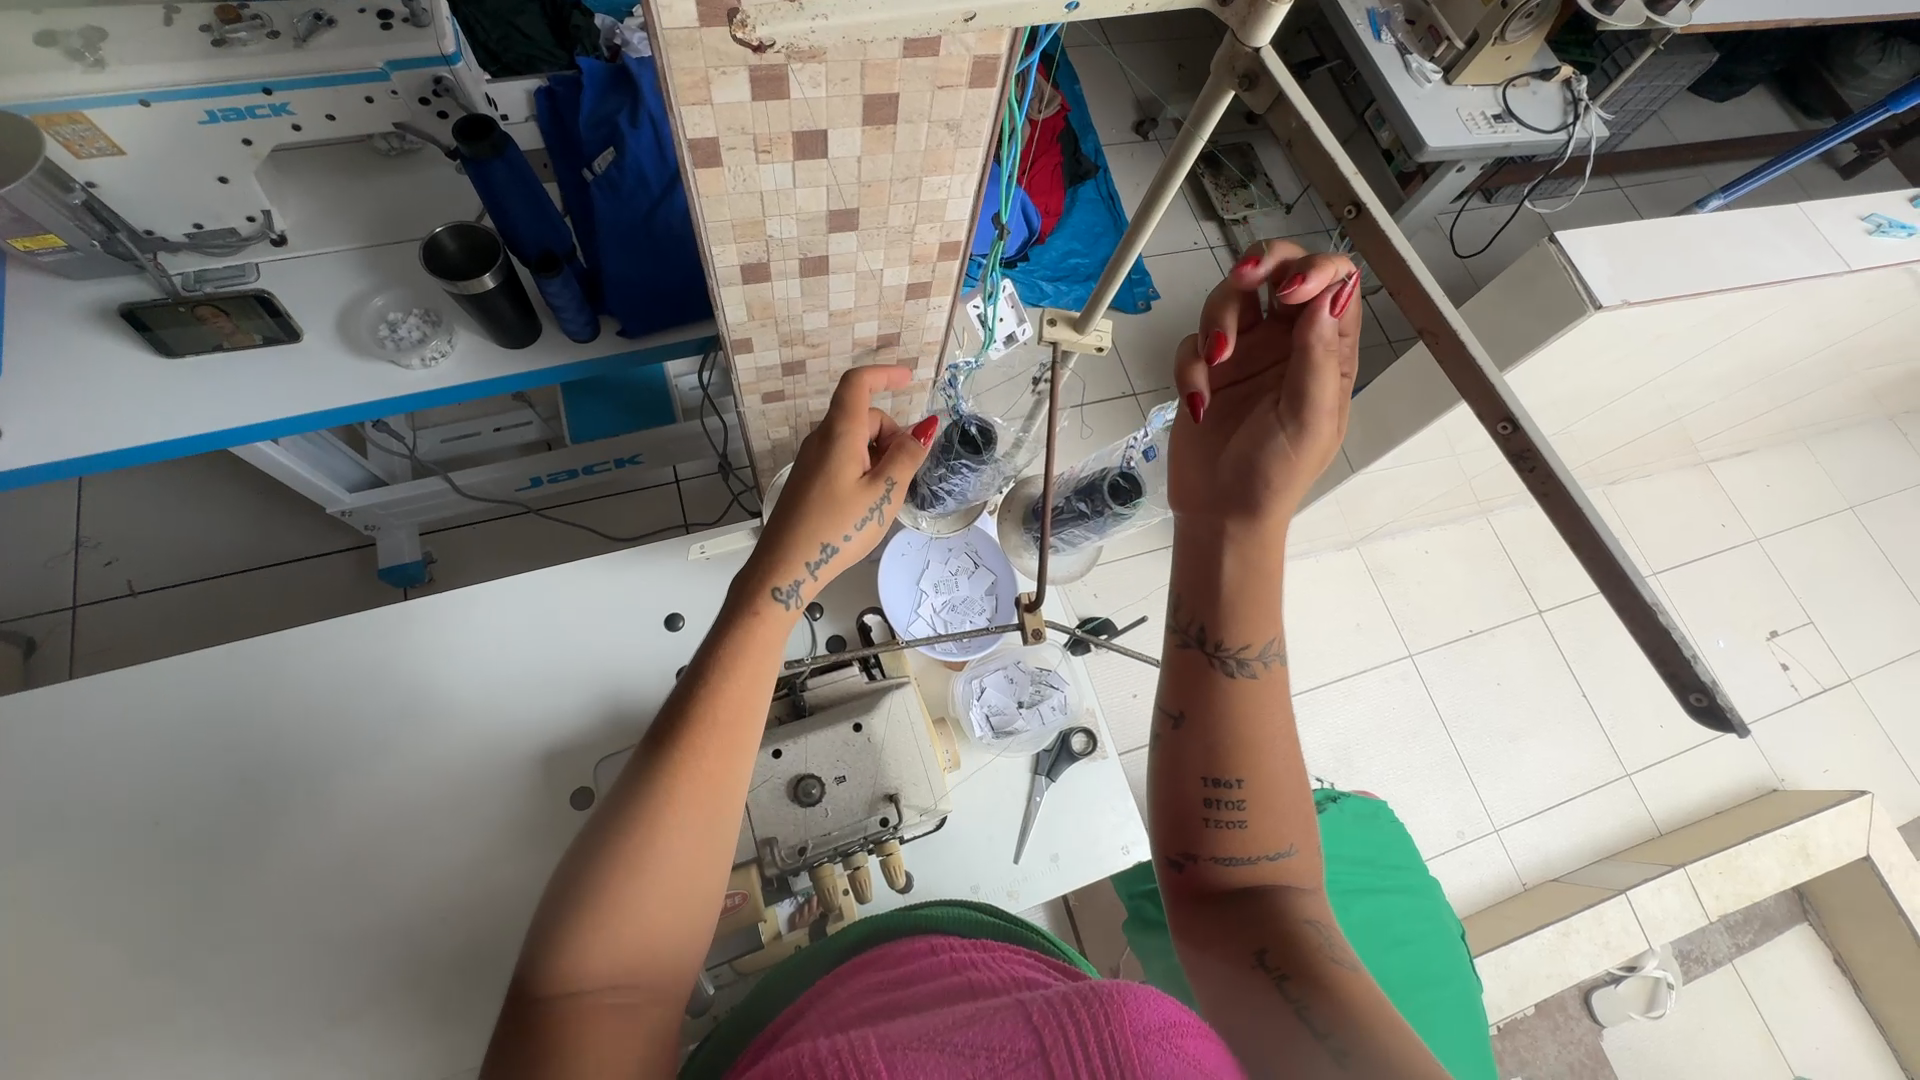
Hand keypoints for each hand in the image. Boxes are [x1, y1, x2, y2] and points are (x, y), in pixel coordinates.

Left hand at [738, 365, 936, 617]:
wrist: (786, 566)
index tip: (910, 379)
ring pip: (854, 439)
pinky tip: (867, 502)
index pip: (858, 383)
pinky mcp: (808, 478)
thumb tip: (926, 427)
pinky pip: (842, 457)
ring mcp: (812, 458)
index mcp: (840, 433)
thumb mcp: (883, 494)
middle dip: (891, 433)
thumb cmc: (837, 530)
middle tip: (905, 473)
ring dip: (878, 454)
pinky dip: (863, 467)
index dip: (885, 374)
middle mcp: (821, 438)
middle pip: (863, 416)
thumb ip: (907, 457)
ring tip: (886, 494)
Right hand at [1168, 240, 1361, 531]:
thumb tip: (1330, 293)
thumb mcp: (1310, 418)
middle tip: (1244, 277)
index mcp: (1326, 351)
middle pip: (1279, 273)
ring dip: (1216, 321)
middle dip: (1262, 265)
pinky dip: (1190, 366)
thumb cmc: (1275, 474)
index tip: (1289, 294)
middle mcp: (1286, 343)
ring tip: (1214, 363)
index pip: (1333, 284)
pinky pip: (1192, 344)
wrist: (1221, 512)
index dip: (1315, 271)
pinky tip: (1198, 400)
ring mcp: (1243, 355)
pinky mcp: (1205, 372)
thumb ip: (1321, 356)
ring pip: (1228, 300)